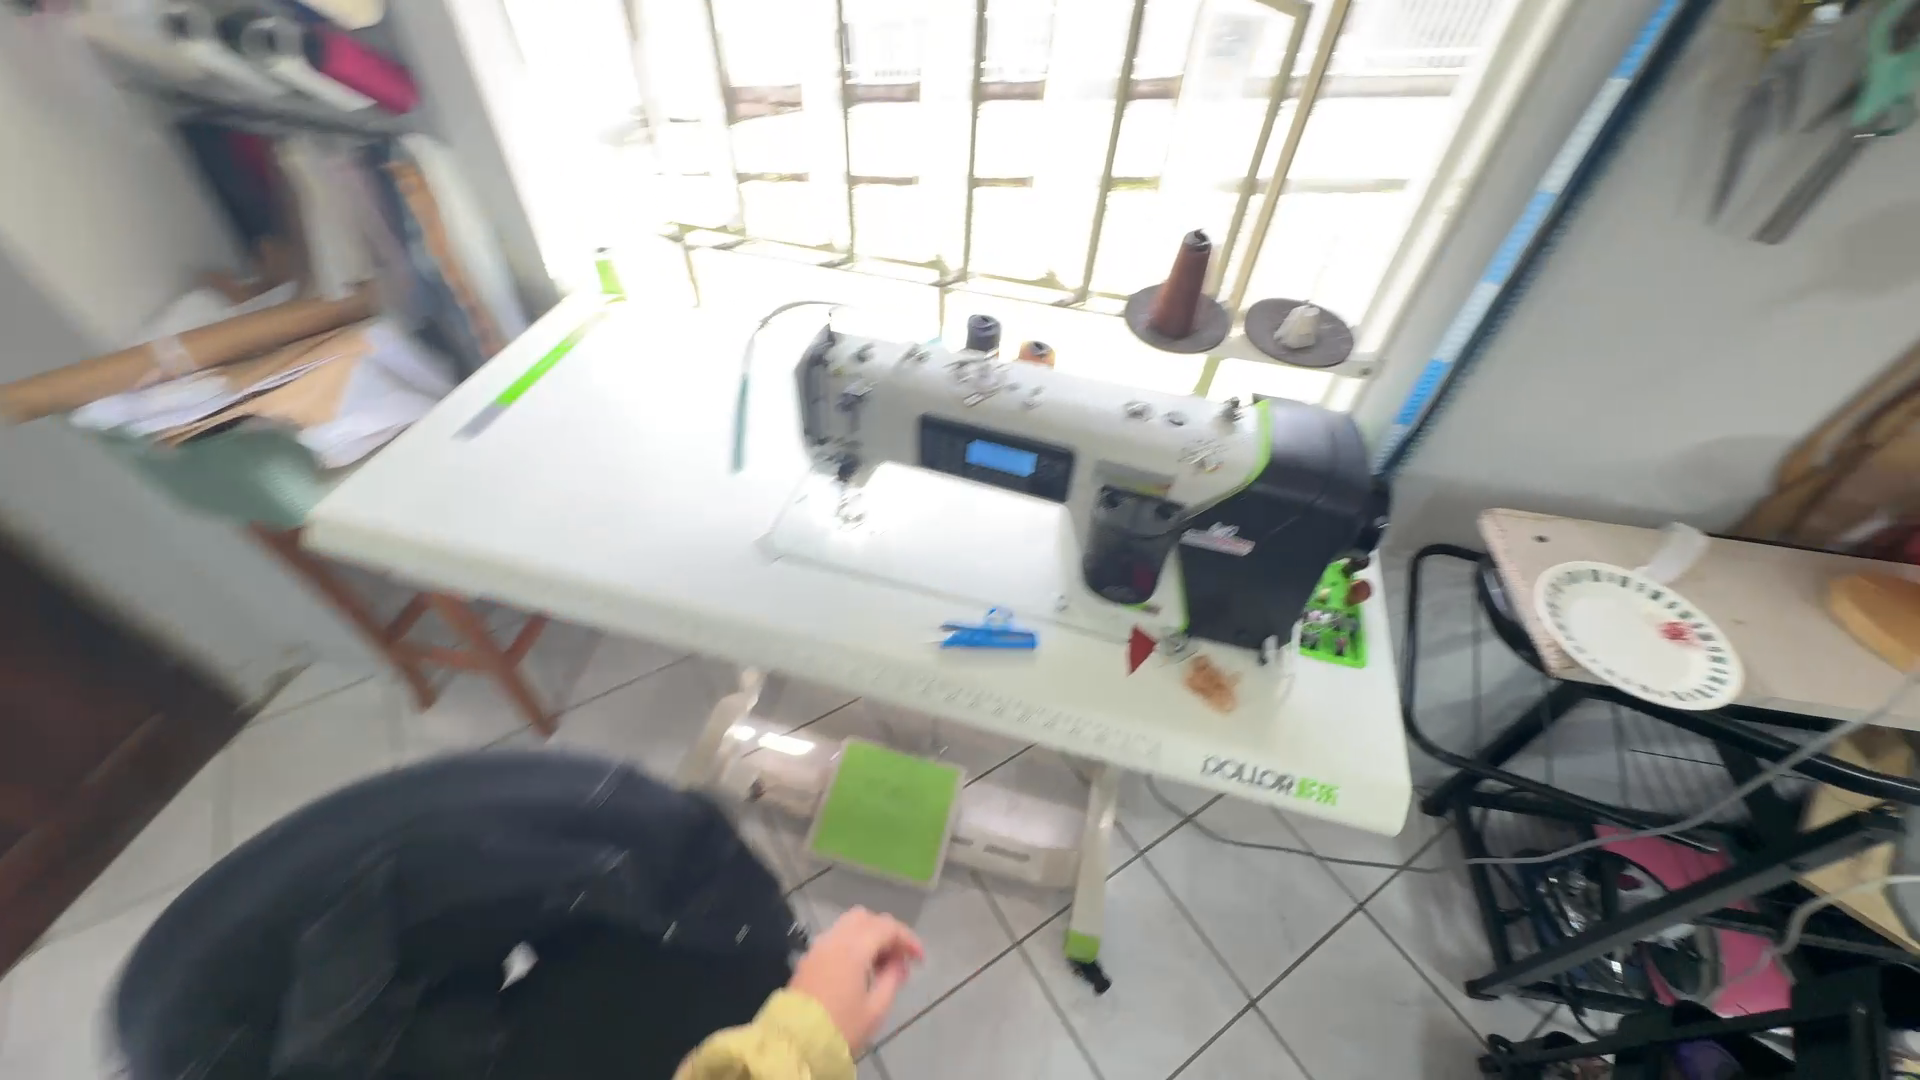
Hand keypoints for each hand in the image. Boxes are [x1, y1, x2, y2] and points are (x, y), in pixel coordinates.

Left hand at [787, 907, 924, 1051]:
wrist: (795, 1043)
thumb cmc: (841, 1026)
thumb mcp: (875, 1010)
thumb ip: (892, 979)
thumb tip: (899, 963)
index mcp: (854, 947)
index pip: (888, 927)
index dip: (908, 939)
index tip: (919, 958)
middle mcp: (836, 938)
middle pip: (867, 918)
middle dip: (887, 932)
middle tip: (898, 957)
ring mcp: (819, 945)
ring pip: (849, 924)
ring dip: (868, 934)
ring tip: (879, 962)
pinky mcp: (809, 957)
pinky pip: (836, 936)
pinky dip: (852, 941)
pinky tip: (858, 967)